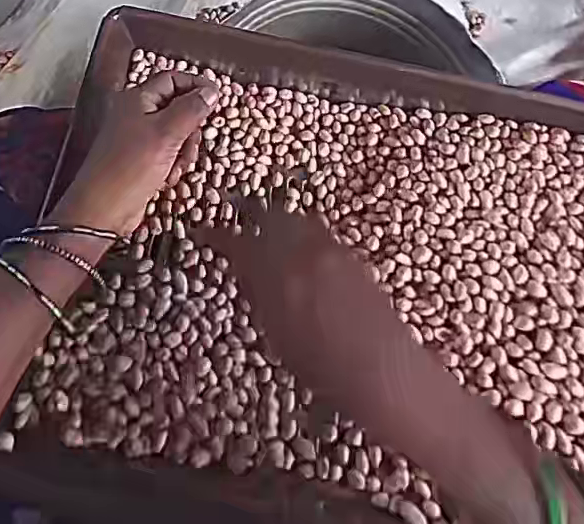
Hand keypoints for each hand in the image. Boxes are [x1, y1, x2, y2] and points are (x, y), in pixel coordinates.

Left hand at [51, 71, 217, 233]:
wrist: (102, 211)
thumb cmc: (129, 168)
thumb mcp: (167, 134)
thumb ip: (192, 109)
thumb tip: (211, 91)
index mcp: (138, 99)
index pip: (173, 79)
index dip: (196, 85)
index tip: (216, 98)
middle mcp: (136, 113)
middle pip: (178, 107)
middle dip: (191, 127)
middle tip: (192, 143)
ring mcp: (138, 137)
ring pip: (176, 132)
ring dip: (184, 150)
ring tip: (176, 166)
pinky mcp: (141, 159)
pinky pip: (168, 152)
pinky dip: (173, 163)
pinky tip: (167, 177)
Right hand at [200, 203, 402, 385]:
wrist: (381, 367)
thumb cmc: (322, 366)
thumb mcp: (277, 335)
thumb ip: (259, 295)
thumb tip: (246, 270)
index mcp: (276, 274)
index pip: (237, 243)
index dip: (216, 236)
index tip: (202, 231)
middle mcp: (301, 251)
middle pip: (269, 217)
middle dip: (249, 216)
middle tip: (237, 223)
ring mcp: (328, 248)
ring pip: (294, 219)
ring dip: (277, 222)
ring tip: (268, 234)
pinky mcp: (349, 253)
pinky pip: (316, 231)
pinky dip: (300, 233)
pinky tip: (300, 250)